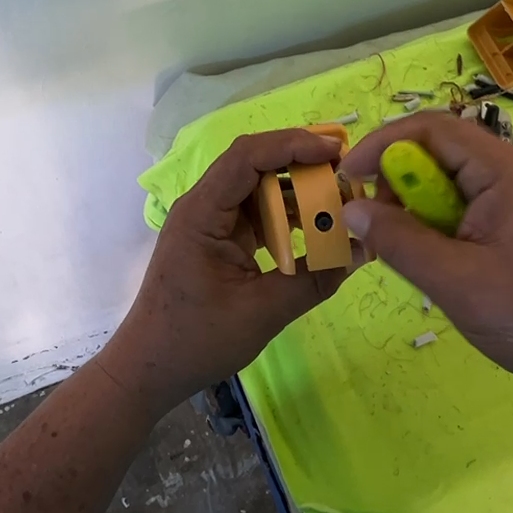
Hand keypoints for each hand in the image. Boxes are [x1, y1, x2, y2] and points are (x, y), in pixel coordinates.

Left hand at [100, 129, 359, 412]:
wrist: (149, 368)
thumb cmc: (196, 340)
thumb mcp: (262, 313)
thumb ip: (313, 280)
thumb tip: (363, 251)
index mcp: (201, 213)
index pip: (247, 157)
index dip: (292, 145)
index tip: (335, 151)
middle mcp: (202, 206)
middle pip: (253, 164)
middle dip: (300, 161)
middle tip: (346, 171)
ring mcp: (208, 221)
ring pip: (256, 187)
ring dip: (295, 188)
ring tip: (339, 196)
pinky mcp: (217, 238)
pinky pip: (255, 212)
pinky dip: (285, 214)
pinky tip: (315, 225)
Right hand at [339, 114, 512, 402]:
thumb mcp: (455, 282)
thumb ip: (399, 241)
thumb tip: (353, 209)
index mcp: (504, 170)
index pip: (430, 128)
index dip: (381, 144)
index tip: (348, 178)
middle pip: (442, 149)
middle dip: (398, 177)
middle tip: (378, 222)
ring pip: (456, 178)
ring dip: (421, 203)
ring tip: (409, 247)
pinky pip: (475, 201)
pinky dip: (445, 219)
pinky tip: (443, 259)